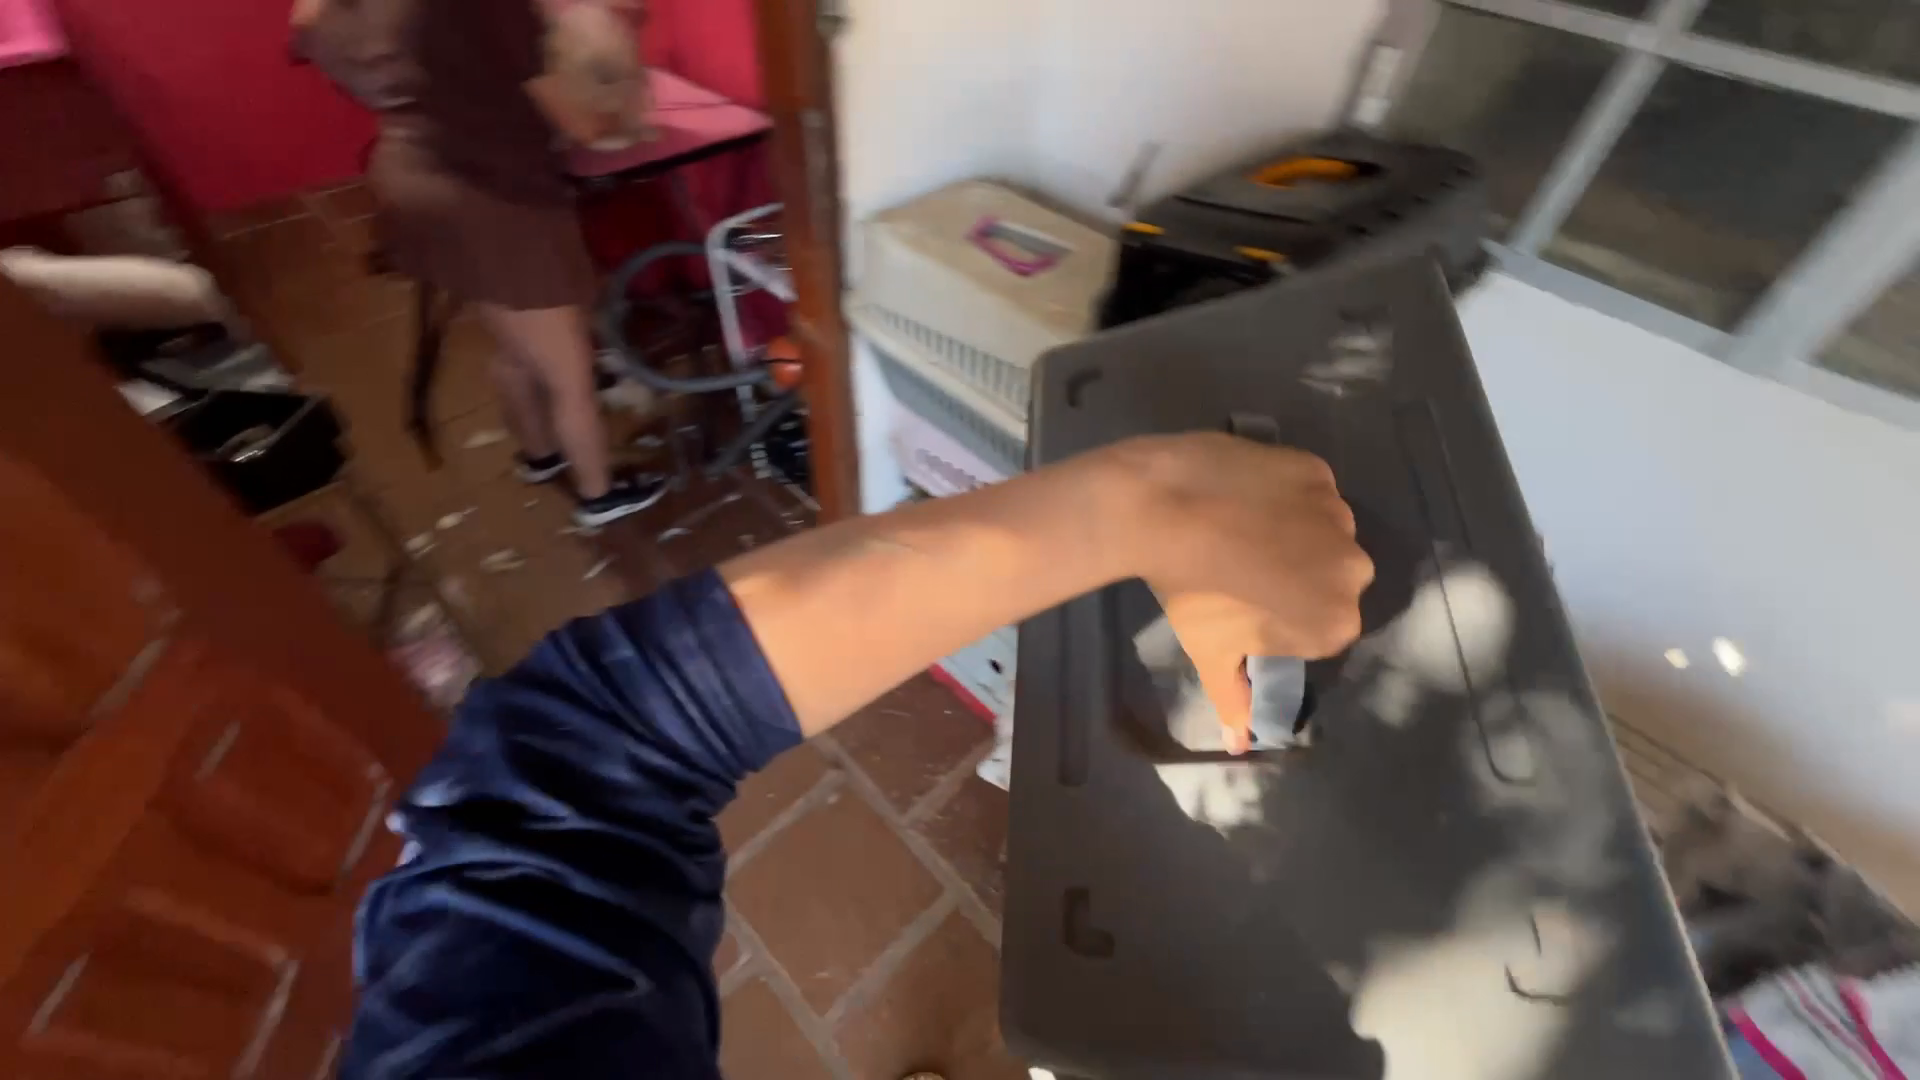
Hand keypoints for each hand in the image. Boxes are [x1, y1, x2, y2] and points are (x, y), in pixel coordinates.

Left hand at [1103, 434, 1372, 752]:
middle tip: (1236, 567)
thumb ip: (1234, 699)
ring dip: (1287, 534)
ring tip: (1233, 529)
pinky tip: (1240, 496)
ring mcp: (1339, 512)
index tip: (1239, 605)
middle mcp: (1354, 570)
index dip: (1275, 617)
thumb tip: (1240, 745)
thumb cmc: (1191, 591)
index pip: (1313, 627)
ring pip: (1318, 531)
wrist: (1163, 509)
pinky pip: (1304, 488)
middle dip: (1290, 577)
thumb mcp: (1211, 651)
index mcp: (1337, 622)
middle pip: (1324, 578)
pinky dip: (1280, 494)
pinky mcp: (1317, 469)